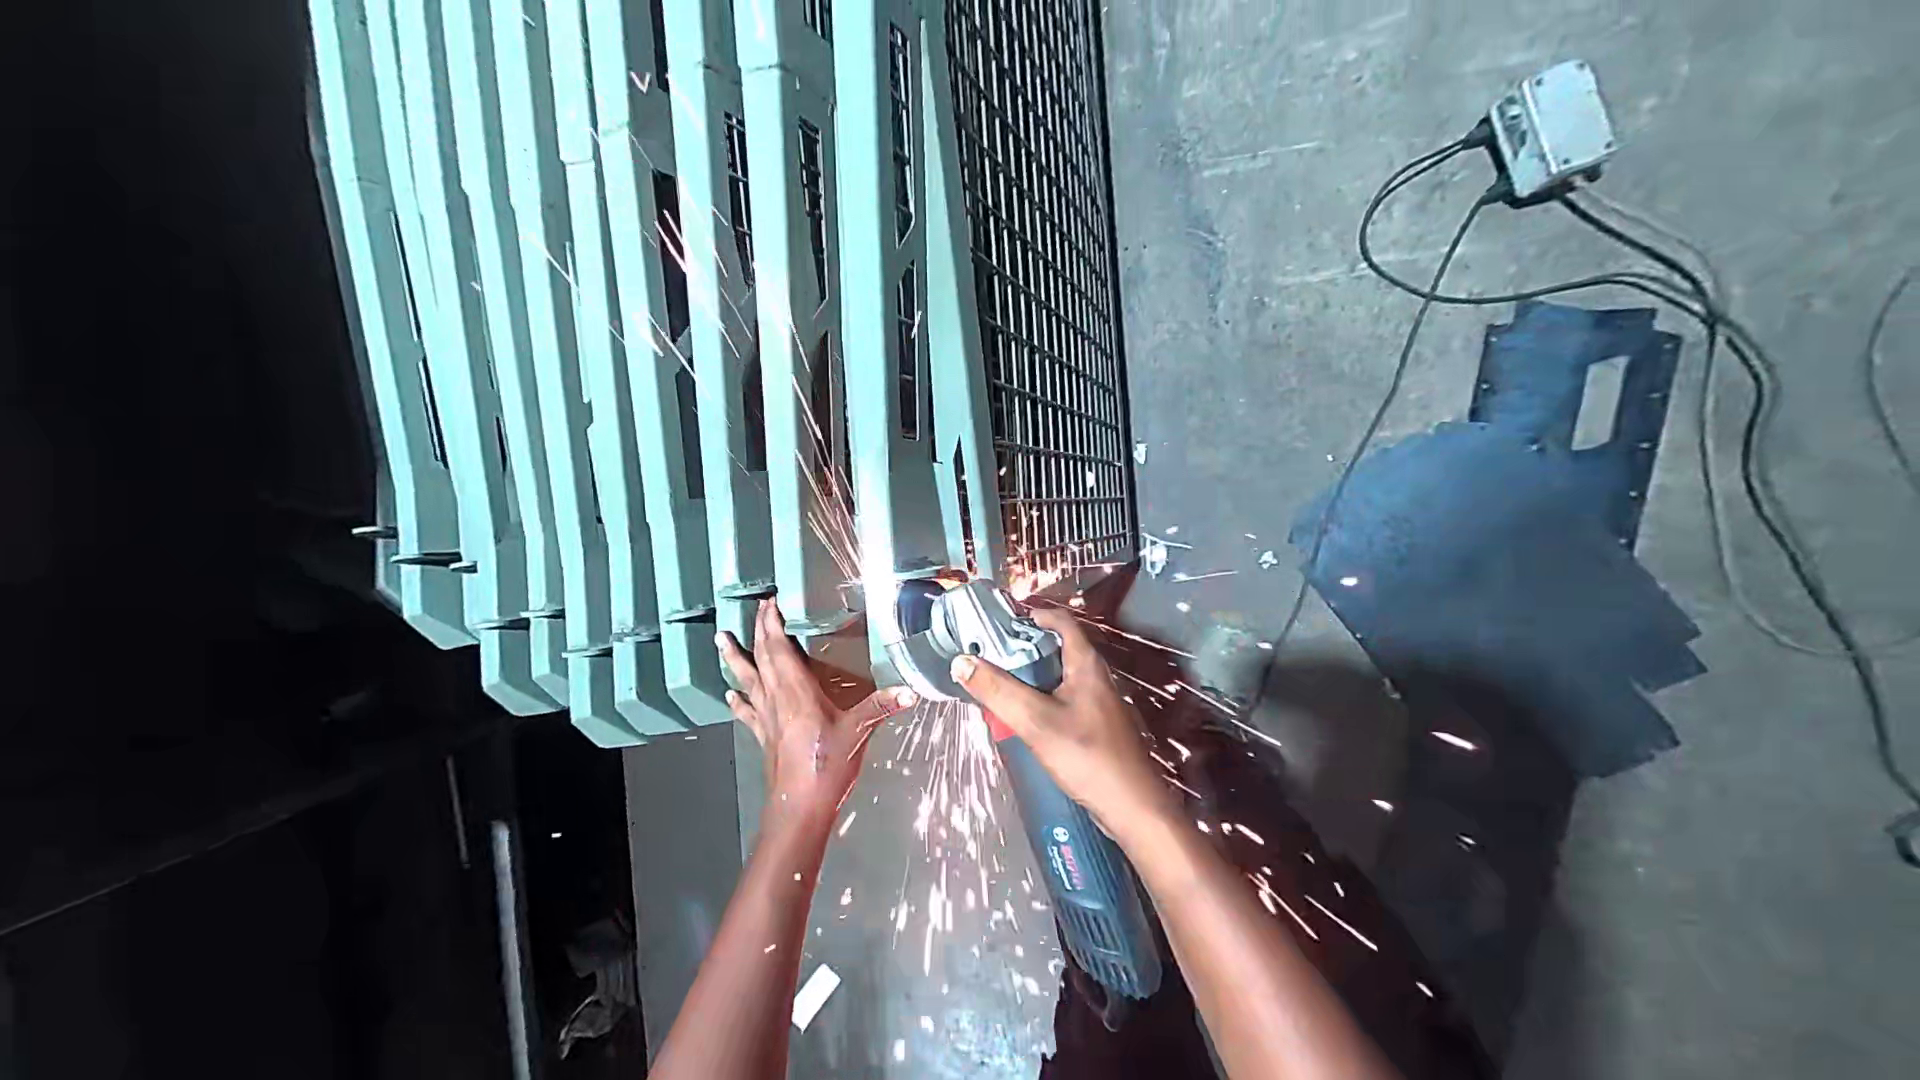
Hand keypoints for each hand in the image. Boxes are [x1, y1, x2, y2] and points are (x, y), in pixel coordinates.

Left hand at [718, 598, 917, 829]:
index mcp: (796, 691)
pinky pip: (746, 711)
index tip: (771, 602)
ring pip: (747, 679)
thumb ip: (882, 707)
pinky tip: (730, 694)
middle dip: (759, 629)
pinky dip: (738, 699)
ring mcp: (765, 718)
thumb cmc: (826, 766)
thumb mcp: (858, 732)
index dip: (772, 624)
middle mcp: (775, 699)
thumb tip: (911, 689)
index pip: (778, 648)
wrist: (798, 809)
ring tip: (720, 640)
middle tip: (756, 607)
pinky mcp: (763, 736)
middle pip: (762, 657)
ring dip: (734, 658)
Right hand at [950, 608, 1177, 838]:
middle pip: (1056, 648)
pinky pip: (1061, 699)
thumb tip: (961, 662)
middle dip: (1023, 647)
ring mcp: (1097, 702)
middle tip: (990, 654)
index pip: (1061, 621)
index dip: (1032, 615)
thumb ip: (998, 691)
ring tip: (998, 683)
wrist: (1132, 806)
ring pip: (1057, 676)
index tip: (1001, 621)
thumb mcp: (1035, 721)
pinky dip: (1039, 698)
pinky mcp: (1095, 725)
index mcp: (1086, 664)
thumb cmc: (1087, 755)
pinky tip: (1021, 716)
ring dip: (1028, 675)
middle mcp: (1094, 676)